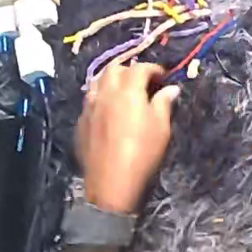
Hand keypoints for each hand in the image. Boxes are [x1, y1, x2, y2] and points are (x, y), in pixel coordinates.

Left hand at [76, 61, 180, 214]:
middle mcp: (105, 93)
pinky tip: (107, 109)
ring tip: (122, 90)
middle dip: (129, 69)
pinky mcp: (81, 122)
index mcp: (128, 91)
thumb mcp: (161, 128)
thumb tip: (170, 89)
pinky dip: (100, 97)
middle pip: (114, 69)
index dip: (153, 69)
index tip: (163, 77)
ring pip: (97, 81)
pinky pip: (89, 100)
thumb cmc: (142, 153)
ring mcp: (90, 107)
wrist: (111, 183)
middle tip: (142, 81)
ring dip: (111, 79)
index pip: (139, 68)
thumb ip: (164, 104)